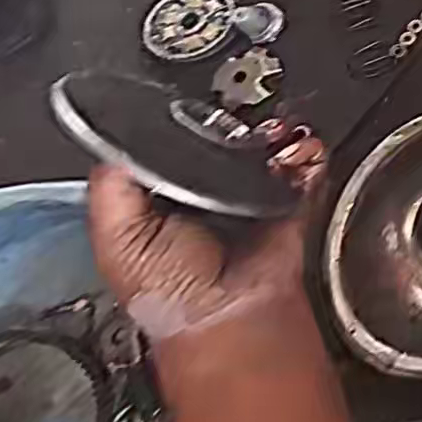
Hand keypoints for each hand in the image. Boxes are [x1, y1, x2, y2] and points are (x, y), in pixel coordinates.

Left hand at [88, 124, 325, 344]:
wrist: (226, 311)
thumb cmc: (168, 289)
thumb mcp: (118, 238)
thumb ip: (112, 190)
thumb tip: (117, 141)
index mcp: (178, 188)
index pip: (191, 139)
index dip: (199, 121)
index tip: (208, 109)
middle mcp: (222, 184)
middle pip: (240, 133)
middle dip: (247, 121)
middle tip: (247, 123)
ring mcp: (263, 188)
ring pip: (278, 140)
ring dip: (281, 131)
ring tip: (276, 138)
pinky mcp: (296, 195)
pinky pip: (310, 161)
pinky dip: (309, 151)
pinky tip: (294, 154)